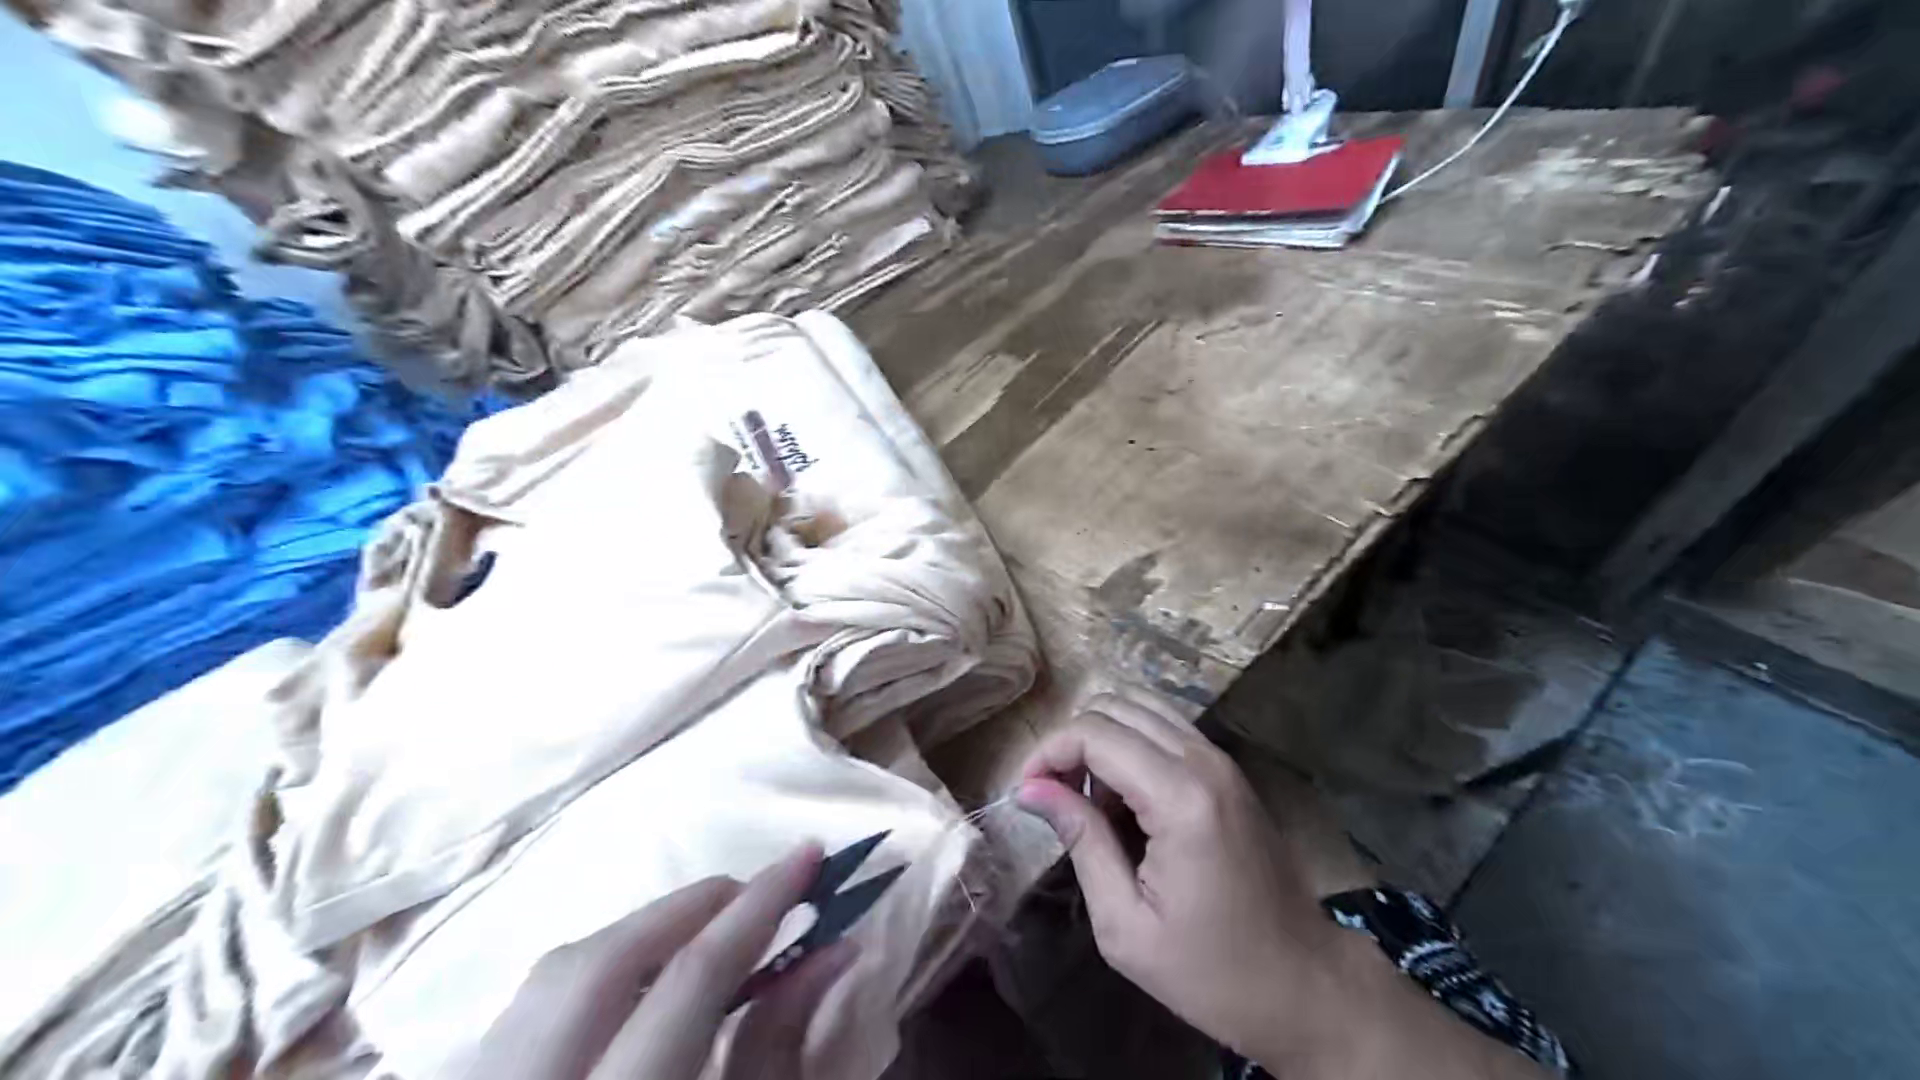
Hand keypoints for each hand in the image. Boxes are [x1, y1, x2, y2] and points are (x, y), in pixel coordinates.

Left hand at [463, 844, 857, 1079]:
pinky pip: (531, 1007)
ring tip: (711, 929)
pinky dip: (601, 971)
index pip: (690, 983)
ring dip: (647, 931)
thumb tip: (835, 950)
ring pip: (556, 973)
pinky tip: (644, 984)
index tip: (809, 853)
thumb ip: (782, 1050)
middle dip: (695, 905)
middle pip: (604, 963)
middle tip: (761, 892)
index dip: (759, 905)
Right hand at [1015, 694, 1551, 1079]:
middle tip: (1054, 796)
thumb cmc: (1213, 973)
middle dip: (1071, 741)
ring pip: (1138, 704)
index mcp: (1181, 798)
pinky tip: (1123, 794)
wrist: (1308, 986)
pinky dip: (1129, 741)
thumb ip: (1080, 841)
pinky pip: (1162, 725)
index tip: (1027, 793)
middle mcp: (1203, 760)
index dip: (1048, 753)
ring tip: (1087, 795)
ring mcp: (1220, 759)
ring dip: (1100, 737)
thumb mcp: (1126, 925)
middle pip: (1113, 706)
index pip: (1094, 733)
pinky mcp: (1226, 768)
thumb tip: (1029, 790)